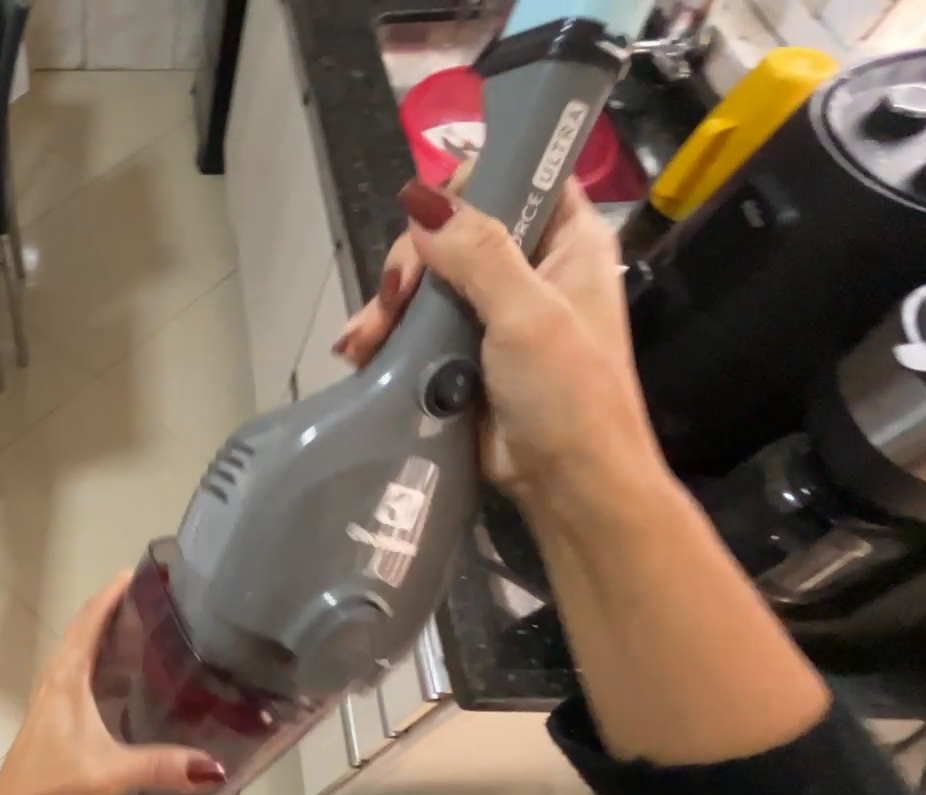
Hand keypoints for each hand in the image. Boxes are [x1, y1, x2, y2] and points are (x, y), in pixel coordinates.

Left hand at [0, 572, 226, 794]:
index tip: (135, 573)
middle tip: (150, 597)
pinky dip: (98, 657)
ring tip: (141, 626)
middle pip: (82, 629)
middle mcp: (56, 677)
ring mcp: (52, 694)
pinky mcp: (54, 711)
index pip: (88, 622)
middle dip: (111, 608)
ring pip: (78, 649)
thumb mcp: (110, 771)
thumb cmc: (54, 780)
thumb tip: (214, 765)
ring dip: (103, 632)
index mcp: (66, 678)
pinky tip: (121, 674)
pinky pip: (78, 669)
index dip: (109, 595)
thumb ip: (160, 767)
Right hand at [334, 177, 664, 507]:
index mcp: (565, 244)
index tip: (430, 223)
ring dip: (386, 309)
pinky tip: (359, 354)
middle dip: (411, 265)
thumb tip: (420, 199)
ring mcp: (487, 316)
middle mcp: (526, 271)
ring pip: (425, 286)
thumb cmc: (566, 394)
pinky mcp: (457, 355)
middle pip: (453, 236)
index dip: (470, 190)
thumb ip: (478, 255)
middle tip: (392, 300)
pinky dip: (384, 339)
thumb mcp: (527, 316)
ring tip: (361, 343)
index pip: (519, 181)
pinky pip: (412, 330)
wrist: (565, 481)